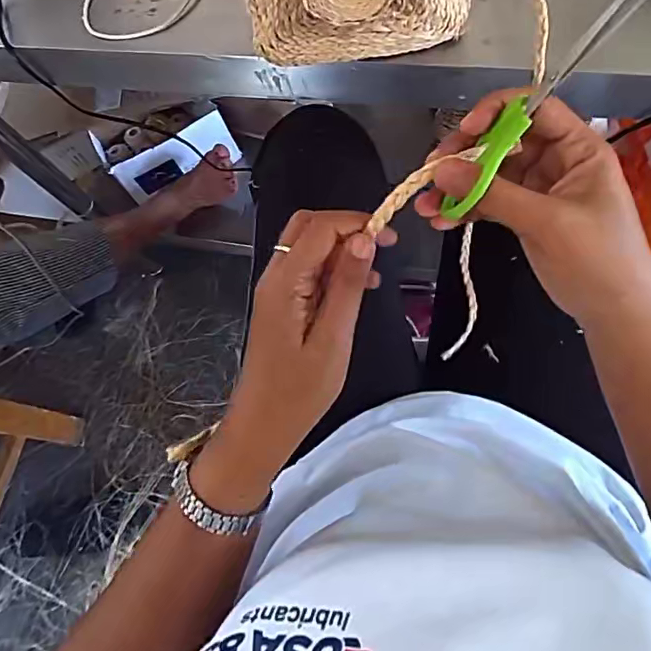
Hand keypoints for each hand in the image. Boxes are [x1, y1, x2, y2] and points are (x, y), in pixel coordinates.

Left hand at [198, 211, 393, 511]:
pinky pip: (307, 267)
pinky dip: (333, 265)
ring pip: (307, 244)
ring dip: (341, 245)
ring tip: (376, 269)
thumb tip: (364, 238)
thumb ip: (347, 285)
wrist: (262, 427)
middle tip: (382, 244)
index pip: (319, 228)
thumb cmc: (299, 392)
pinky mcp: (282, 300)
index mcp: (284, 282)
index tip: (389, 236)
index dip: (355, 222)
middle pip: (307, 226)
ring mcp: (276, 287)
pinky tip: (359, 286)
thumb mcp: (333, 339)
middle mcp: (275, 275)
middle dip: (346, 226)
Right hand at [413, 90, 650, 330]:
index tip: (466, 130)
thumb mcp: (547, 222)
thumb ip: (493, 193)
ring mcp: (539, 188)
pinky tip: (441, 220)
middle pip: (504, 139)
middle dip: (466, 154)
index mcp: (578, 149)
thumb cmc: (599, 261)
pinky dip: (465, 208)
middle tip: (433, 170)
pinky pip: (489, 200)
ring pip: (490, 172)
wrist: (617, 316)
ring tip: (427, 203)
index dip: (498, 111)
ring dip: (458, 185)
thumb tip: (442, 170)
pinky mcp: (525, 214)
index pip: (535, 108)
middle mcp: (557, 161)